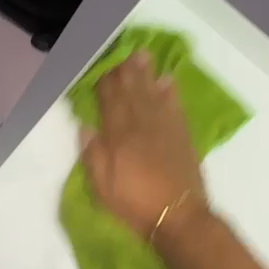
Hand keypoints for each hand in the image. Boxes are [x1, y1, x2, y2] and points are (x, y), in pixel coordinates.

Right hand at [81, 49, 208, 240]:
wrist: (179, 218)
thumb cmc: (135, 205)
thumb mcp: (103, 187)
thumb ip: (93, 155)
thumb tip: (86, 126)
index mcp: (120, 137)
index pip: (110, 102)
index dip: (105, 83)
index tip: (101, 66)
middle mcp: (143, 126)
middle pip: (132, 92)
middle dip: (125, 71)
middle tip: (122, 50)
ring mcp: (165, 129)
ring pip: (153, 94)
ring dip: (146, 74)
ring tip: (142, 55)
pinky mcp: (183, 137)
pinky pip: (175, 107)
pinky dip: (171, 92)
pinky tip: (167, 81)